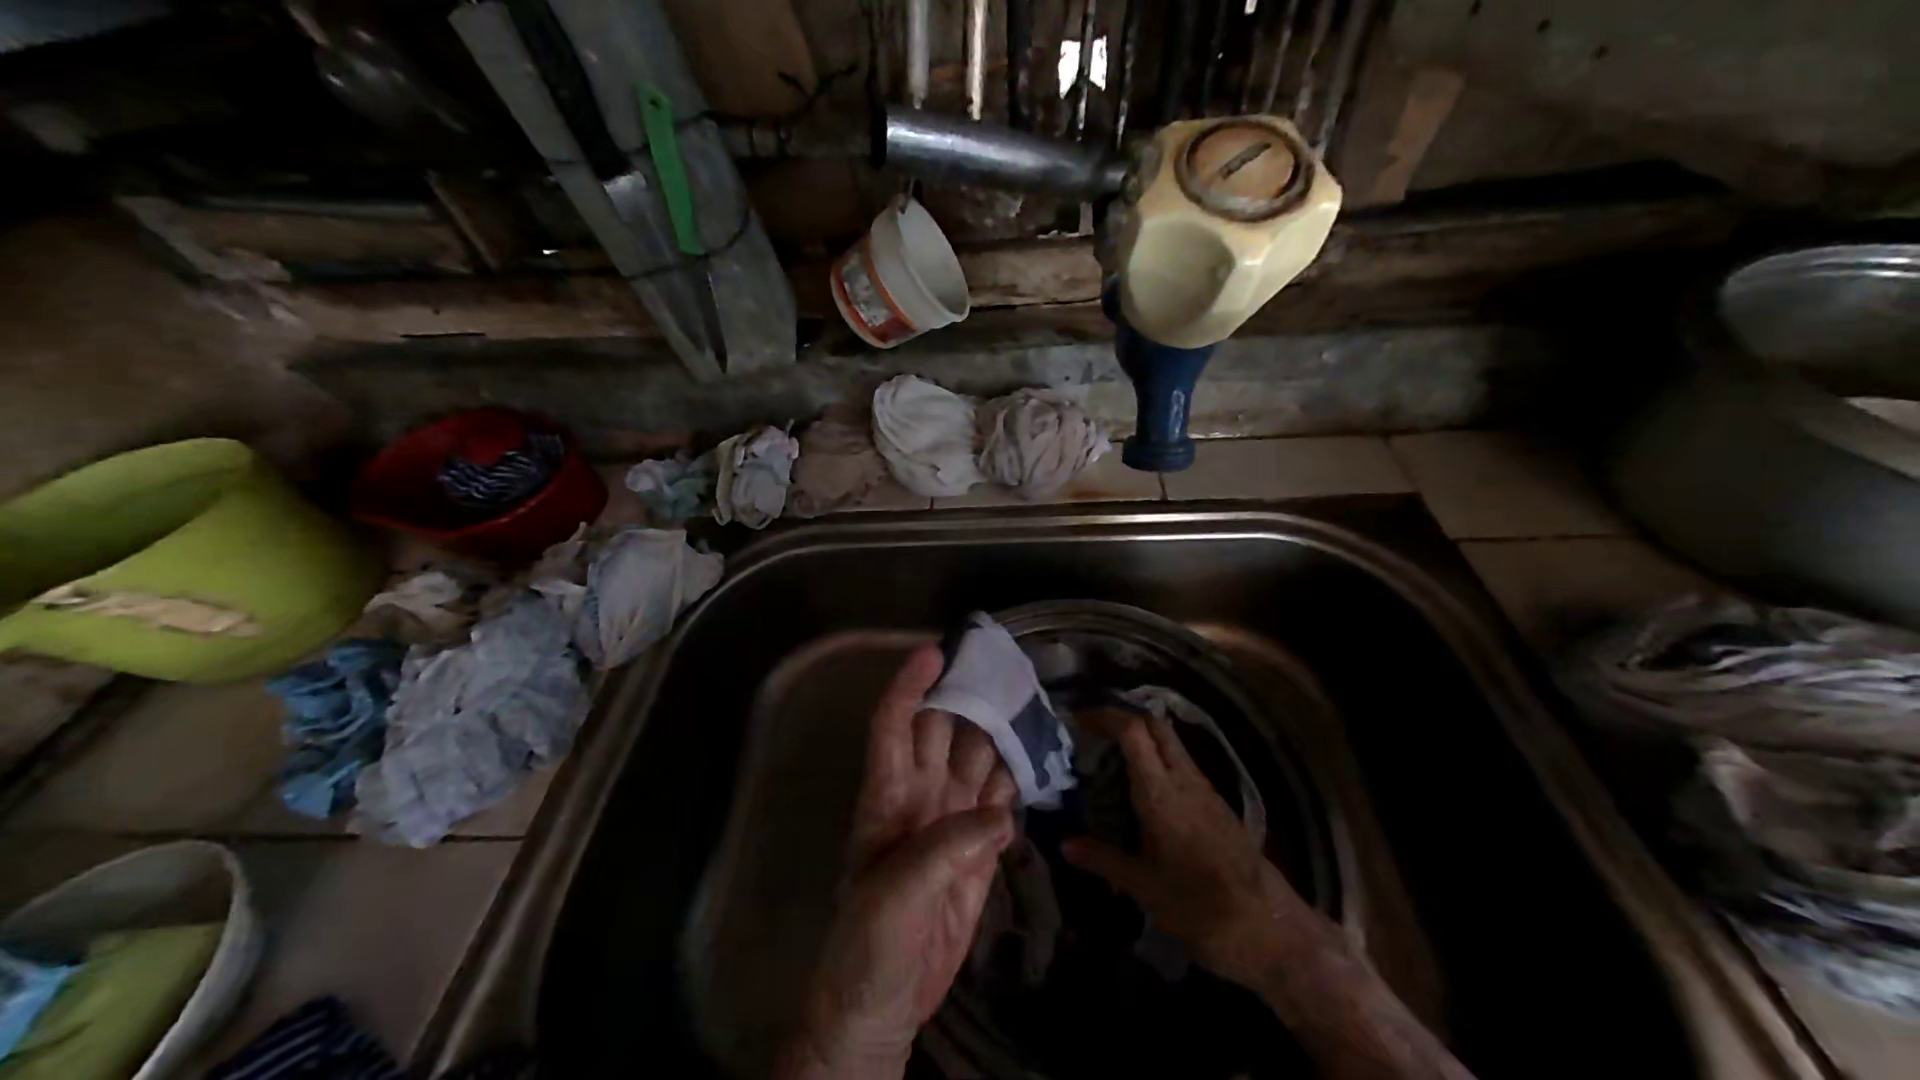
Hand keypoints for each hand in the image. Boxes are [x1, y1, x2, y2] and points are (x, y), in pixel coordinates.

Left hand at [776, 646, 1016, 1079]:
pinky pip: (999, 802)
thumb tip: (1000, 814)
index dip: (910, 687)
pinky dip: (1016, 780)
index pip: (895, 726)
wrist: (885, 1003)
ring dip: (1000, 734)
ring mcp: (950, 821)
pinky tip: (1036, 760)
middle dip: (967, 697)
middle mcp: (920, 797)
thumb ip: (946, 848)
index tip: (934, 651)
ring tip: (1031, 704)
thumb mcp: (895, 894)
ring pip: (977, 762)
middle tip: (1004, 667)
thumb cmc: (868, 943)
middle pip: (944, 733)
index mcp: (887, 796)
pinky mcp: (977, 850)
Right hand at [1062, 706, 1342, 988]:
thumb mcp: (1143, 887)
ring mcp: (1204, 788)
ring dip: (1141, 736)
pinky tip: (1139, 785)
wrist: (1266, 928)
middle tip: (1092, 729)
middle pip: (1156, 725)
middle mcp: (1184, 780)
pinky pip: (1180, 763)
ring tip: (1109, 755)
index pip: (1135, 731)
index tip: (1079, 719)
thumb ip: (1102, 859)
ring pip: (1171, 742)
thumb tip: (1065, 843)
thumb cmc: (1198, 906)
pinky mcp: (1216, 802)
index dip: (1106, 716)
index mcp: (1162, 794)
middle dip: (1123, 716)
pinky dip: (1155, 758)